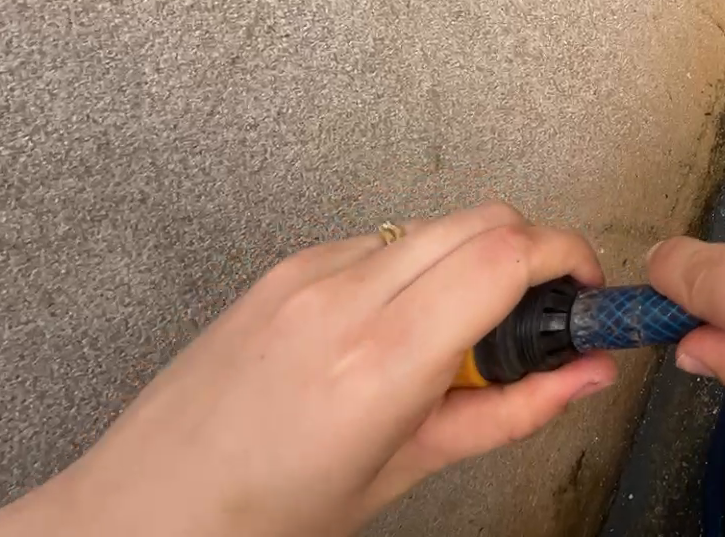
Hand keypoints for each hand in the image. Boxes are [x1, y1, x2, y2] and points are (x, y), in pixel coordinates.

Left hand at [0, 203, 617, 536]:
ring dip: (486, 251)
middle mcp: (345, 301)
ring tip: (470, 317)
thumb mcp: (410, 469)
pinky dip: (430, 260)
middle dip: (538, 247)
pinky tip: (406, 315)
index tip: (584, 284)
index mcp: (379, 364)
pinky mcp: (292, 262)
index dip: (567, 254)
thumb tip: (594, 373)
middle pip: (490, 218)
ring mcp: (312, 273)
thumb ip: (518, 410)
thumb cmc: (268, 517)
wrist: (130, 520)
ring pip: (448, 220)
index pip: (505, 257)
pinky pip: (396, 235)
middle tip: (542, 300)